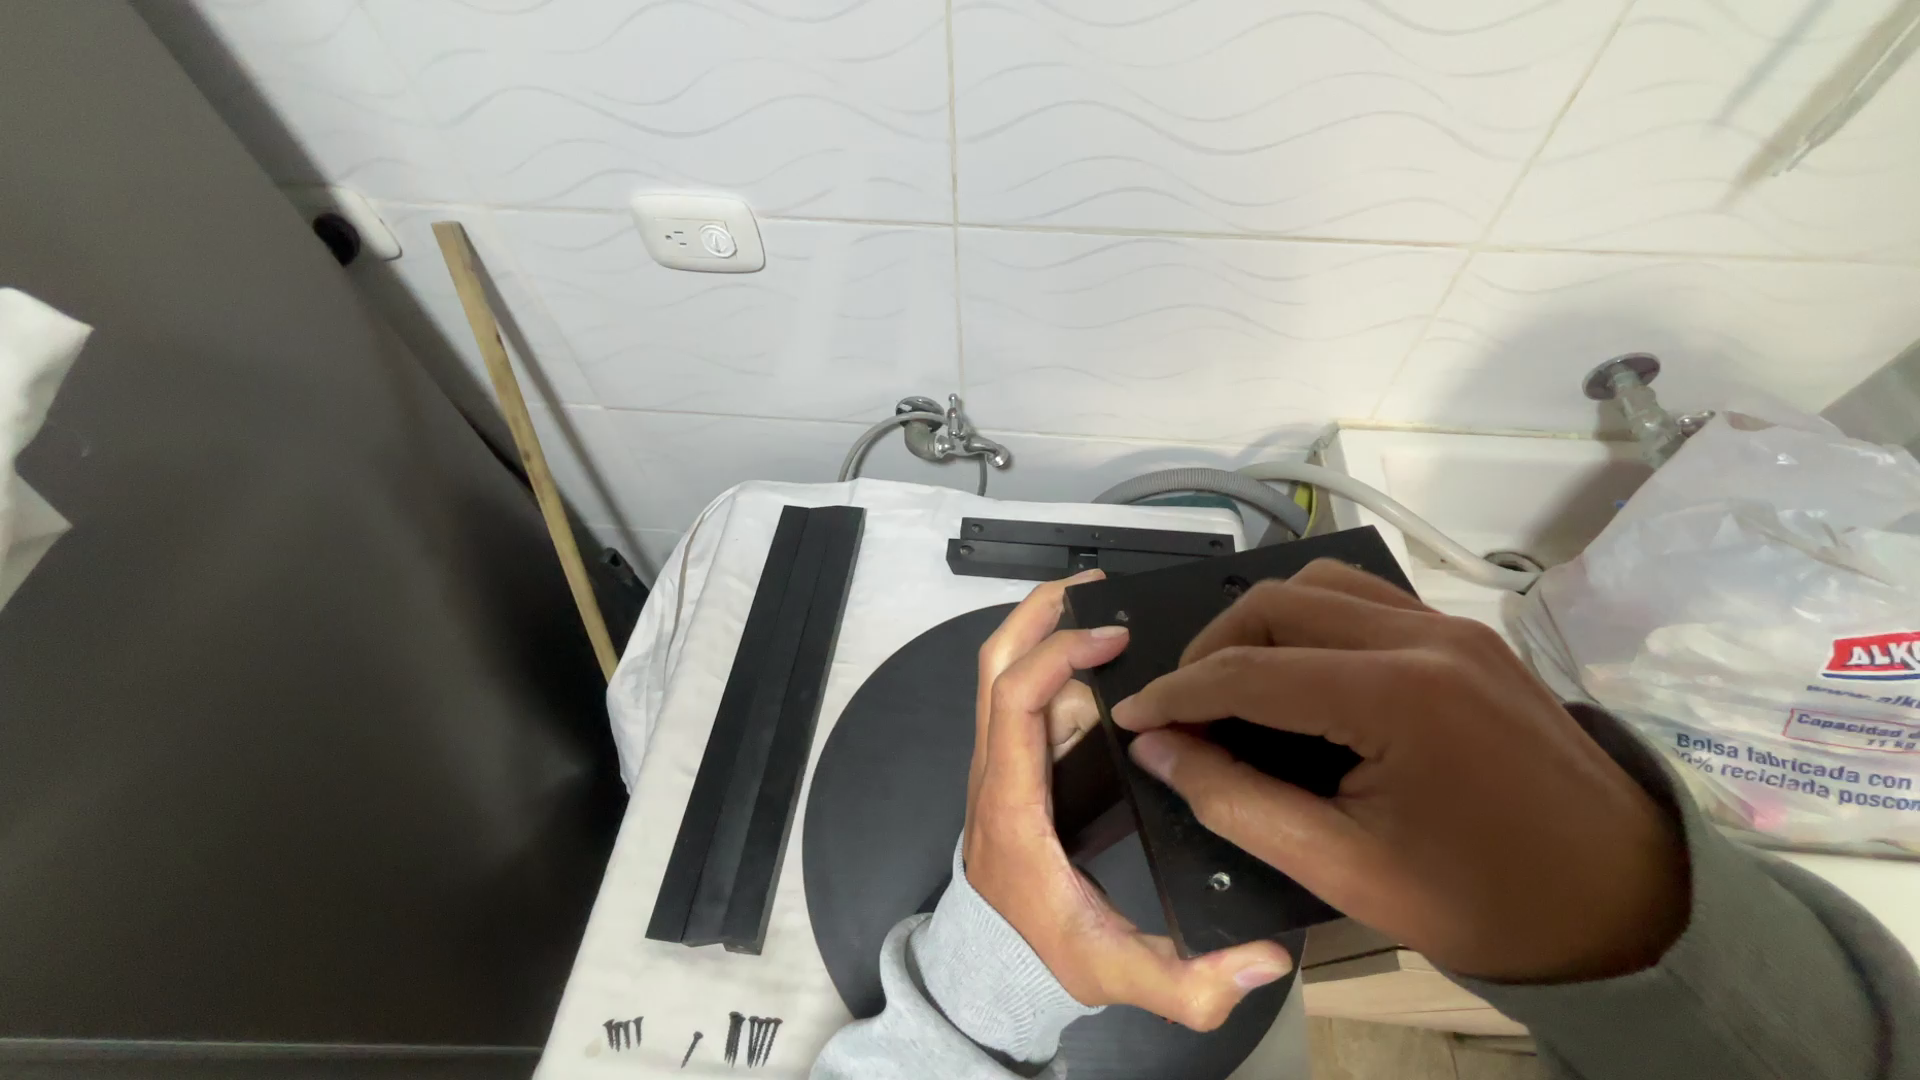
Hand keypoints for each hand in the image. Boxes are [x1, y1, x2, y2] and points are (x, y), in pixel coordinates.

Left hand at [963, 570, 1293, 1029]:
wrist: (996, 955)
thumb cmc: (1049, 955)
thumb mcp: (1115, 976)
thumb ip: (1187, 984)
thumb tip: (1264, 957)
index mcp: (1011, 804)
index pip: (1014, 703)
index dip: (1058, 657)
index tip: (1116, 639)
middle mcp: (995, 768)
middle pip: (993, 665)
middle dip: (1037, 614)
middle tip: (1093, 585)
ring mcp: (1002, 758)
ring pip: (1003, 671)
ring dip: (1047, 631)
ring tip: (1107, 610)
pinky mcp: (1018, 758)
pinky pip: (1028, 694)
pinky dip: (1059, 664)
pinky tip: (1107, 663)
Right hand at [1110, 559, 1687, 982]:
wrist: (1636, 907)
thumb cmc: (1489, 904)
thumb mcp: (1346, 871)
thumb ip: (1236, 802)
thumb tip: (1158, 751)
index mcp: (1396, 697)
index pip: (1247, 671)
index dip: (1175, 693)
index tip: (1130, 717)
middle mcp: (1423, 637)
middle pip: (1274, 605)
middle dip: (1210, 650)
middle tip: (1185, 709)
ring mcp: (1451, 627)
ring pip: (1317, 585)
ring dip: (1258, 624)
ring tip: (1235, 682)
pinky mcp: (1465, 634)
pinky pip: (1362, 598)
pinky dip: (1308, 620)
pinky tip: (1301, 669)